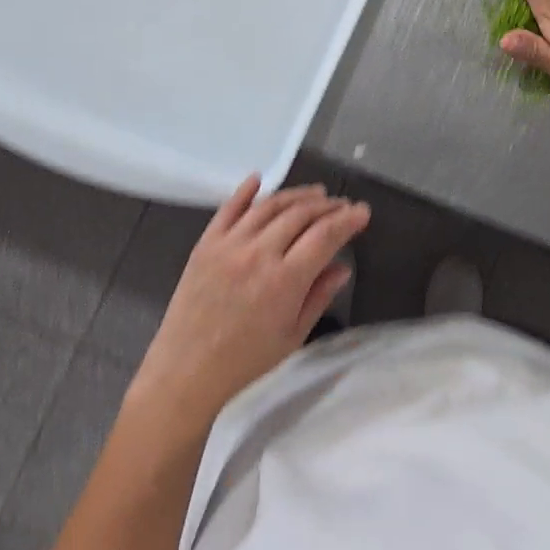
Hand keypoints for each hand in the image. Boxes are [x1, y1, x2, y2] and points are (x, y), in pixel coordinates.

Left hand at [131, 178, 369, 425]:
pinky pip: (228, 209)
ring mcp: (229, 245)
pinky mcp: (206, 244)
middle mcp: (259, 254)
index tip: (363, 213)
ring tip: (315, 193)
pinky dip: (246, 191)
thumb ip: (319, 296)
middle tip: (342, 204)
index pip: (325, 236)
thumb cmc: (246, 360)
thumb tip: (342, 267)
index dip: (348, 220)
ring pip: (269, 206)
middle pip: (300, 214)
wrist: (187, 370)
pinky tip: (259, 179)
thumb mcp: (293, 335)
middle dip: (327, 205)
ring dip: (296, 195)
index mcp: (285, 280)